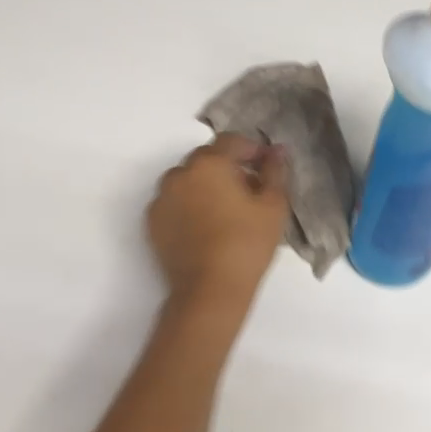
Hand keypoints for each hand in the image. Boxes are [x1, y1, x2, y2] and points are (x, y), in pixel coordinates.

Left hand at [147, 134, 289, 304]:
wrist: (210, 290)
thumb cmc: (248, 244)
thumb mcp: (274, 206)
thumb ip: (275, 171)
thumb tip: (277, 150)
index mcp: (209, 163)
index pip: (232, 141)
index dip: (253, 150)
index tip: (267, 167)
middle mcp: (179, 173)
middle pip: (207, 159)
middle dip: (228, 168)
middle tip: (249, 192)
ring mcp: (161, 198)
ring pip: (188, 180)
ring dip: (206, 186)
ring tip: (225, 211)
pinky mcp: (152, 222)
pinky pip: (174, 203)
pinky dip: (189, 206)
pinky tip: (206, 227)